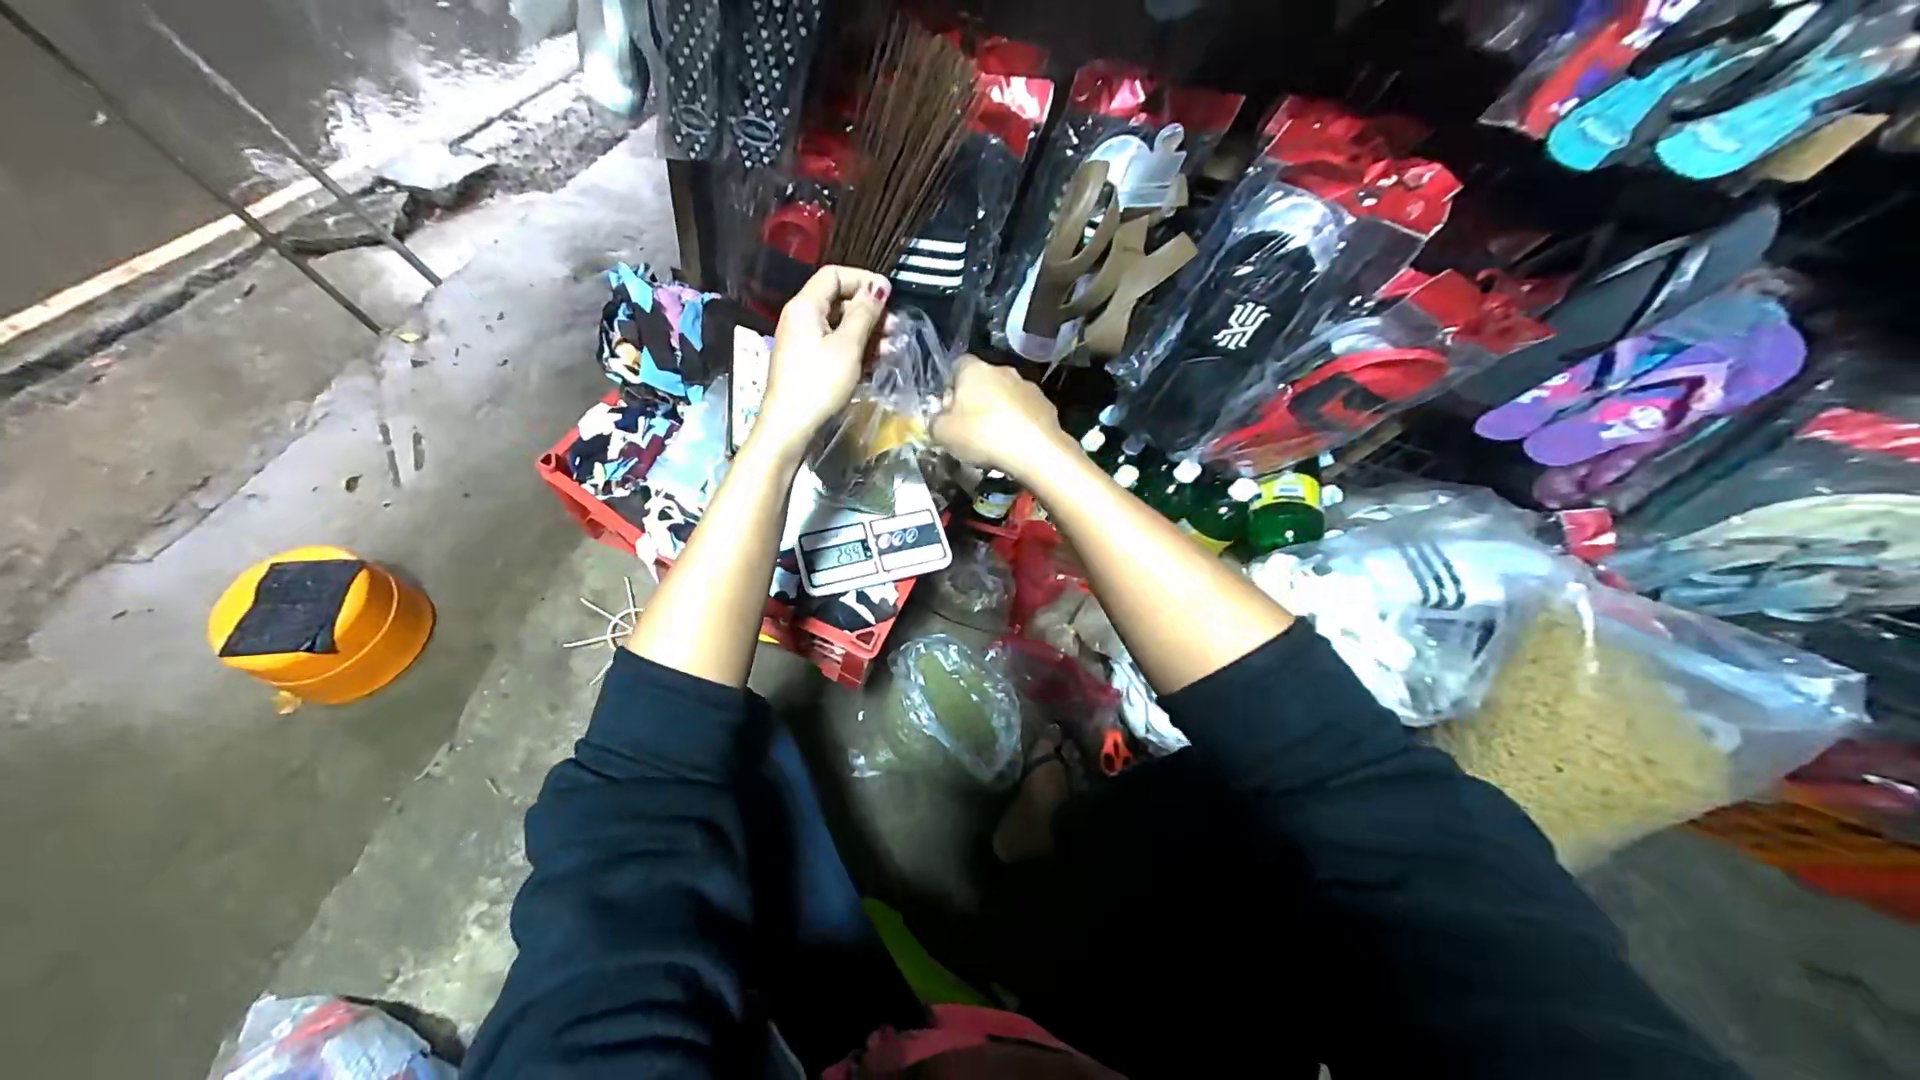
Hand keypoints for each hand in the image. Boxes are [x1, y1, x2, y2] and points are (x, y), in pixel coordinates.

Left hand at [754, 265, 890, 454]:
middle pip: (839, 301)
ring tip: (892, 348)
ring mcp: (804, 341)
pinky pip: (835, 345)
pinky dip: (856, 349)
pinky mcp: (809, 362)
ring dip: (868, 333)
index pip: (834, 275)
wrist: (790, 426)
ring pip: (840, 326)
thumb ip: (864, 314)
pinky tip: (877, 361)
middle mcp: (801, 318)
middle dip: (870, 312)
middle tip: (896, 328)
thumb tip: (879, 286)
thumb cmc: (819, 384)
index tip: (889, 295)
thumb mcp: (847, 347)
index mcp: (805, 306)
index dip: (863, 279)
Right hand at [931, 355, 1078, 478]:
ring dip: (999, 411)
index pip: (958, 366)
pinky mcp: (1046, 404)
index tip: (949, 409)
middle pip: (983, 381)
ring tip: (995, 439)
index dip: (951, 386)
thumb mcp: (943, 433)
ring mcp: (1028, 385)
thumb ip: (936, 422)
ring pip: (1006, 395)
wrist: (1034, 450)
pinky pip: (1025, 411)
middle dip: (976, 400)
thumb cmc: (981, 435)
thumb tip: (940, 420)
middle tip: (970, 427)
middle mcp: (1003, 370)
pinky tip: (1015, 443)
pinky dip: (1019, 422)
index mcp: (974, 370)